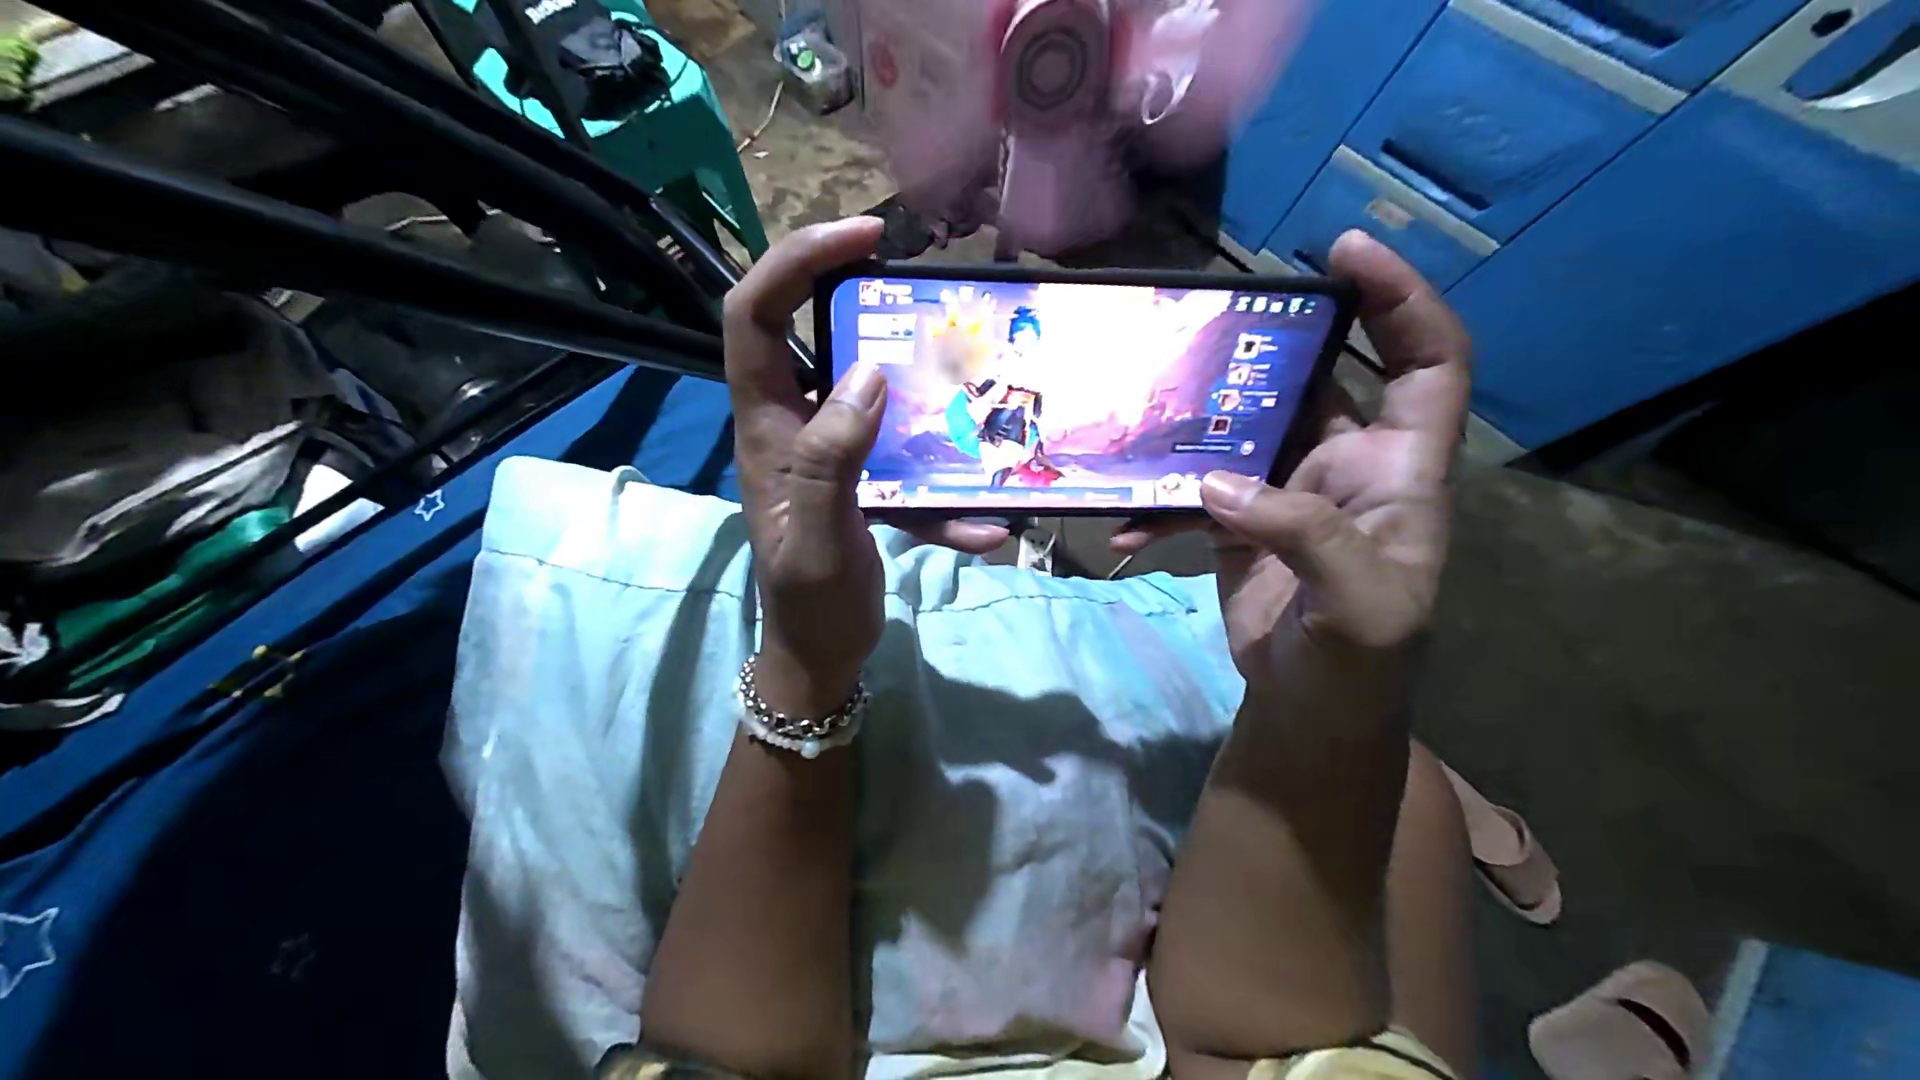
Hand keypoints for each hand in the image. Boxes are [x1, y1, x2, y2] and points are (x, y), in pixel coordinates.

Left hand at [725, 218, 1009, 713]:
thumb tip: (868, 377)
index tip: (863, 235)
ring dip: (920, 388)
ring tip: (971, 390)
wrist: (820, 656)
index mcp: (767, 429)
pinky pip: (906, 461)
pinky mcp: (862, 480)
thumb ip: (831, 461)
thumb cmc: (810, 606)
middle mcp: (793, 426)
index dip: (796, 261)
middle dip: (864, 302)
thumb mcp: (818, 541)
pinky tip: (983, 527)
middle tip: (927, 299)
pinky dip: (944, 487)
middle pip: (811, 334)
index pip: (755, 318)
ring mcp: (830, 452)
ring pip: (868, 391)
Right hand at [1113, 230, 1469, 676]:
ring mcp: (1285, 493)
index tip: (1345, 254)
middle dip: (1269, 347)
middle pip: (1317, 380)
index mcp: (1399, 471)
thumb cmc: (1361, 661)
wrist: (1309, 706)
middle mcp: (1344, 467)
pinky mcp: (1238, 522)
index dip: (1402, 300)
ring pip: (1243, 431)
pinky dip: (1160, 508)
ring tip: (1145, 418)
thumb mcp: (1360, 605)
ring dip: (1196, 428)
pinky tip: (1125, 531)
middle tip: (1207, 324)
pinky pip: (1196, 493)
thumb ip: (1306, 536)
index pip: (1427, 363)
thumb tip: (1218, 484)